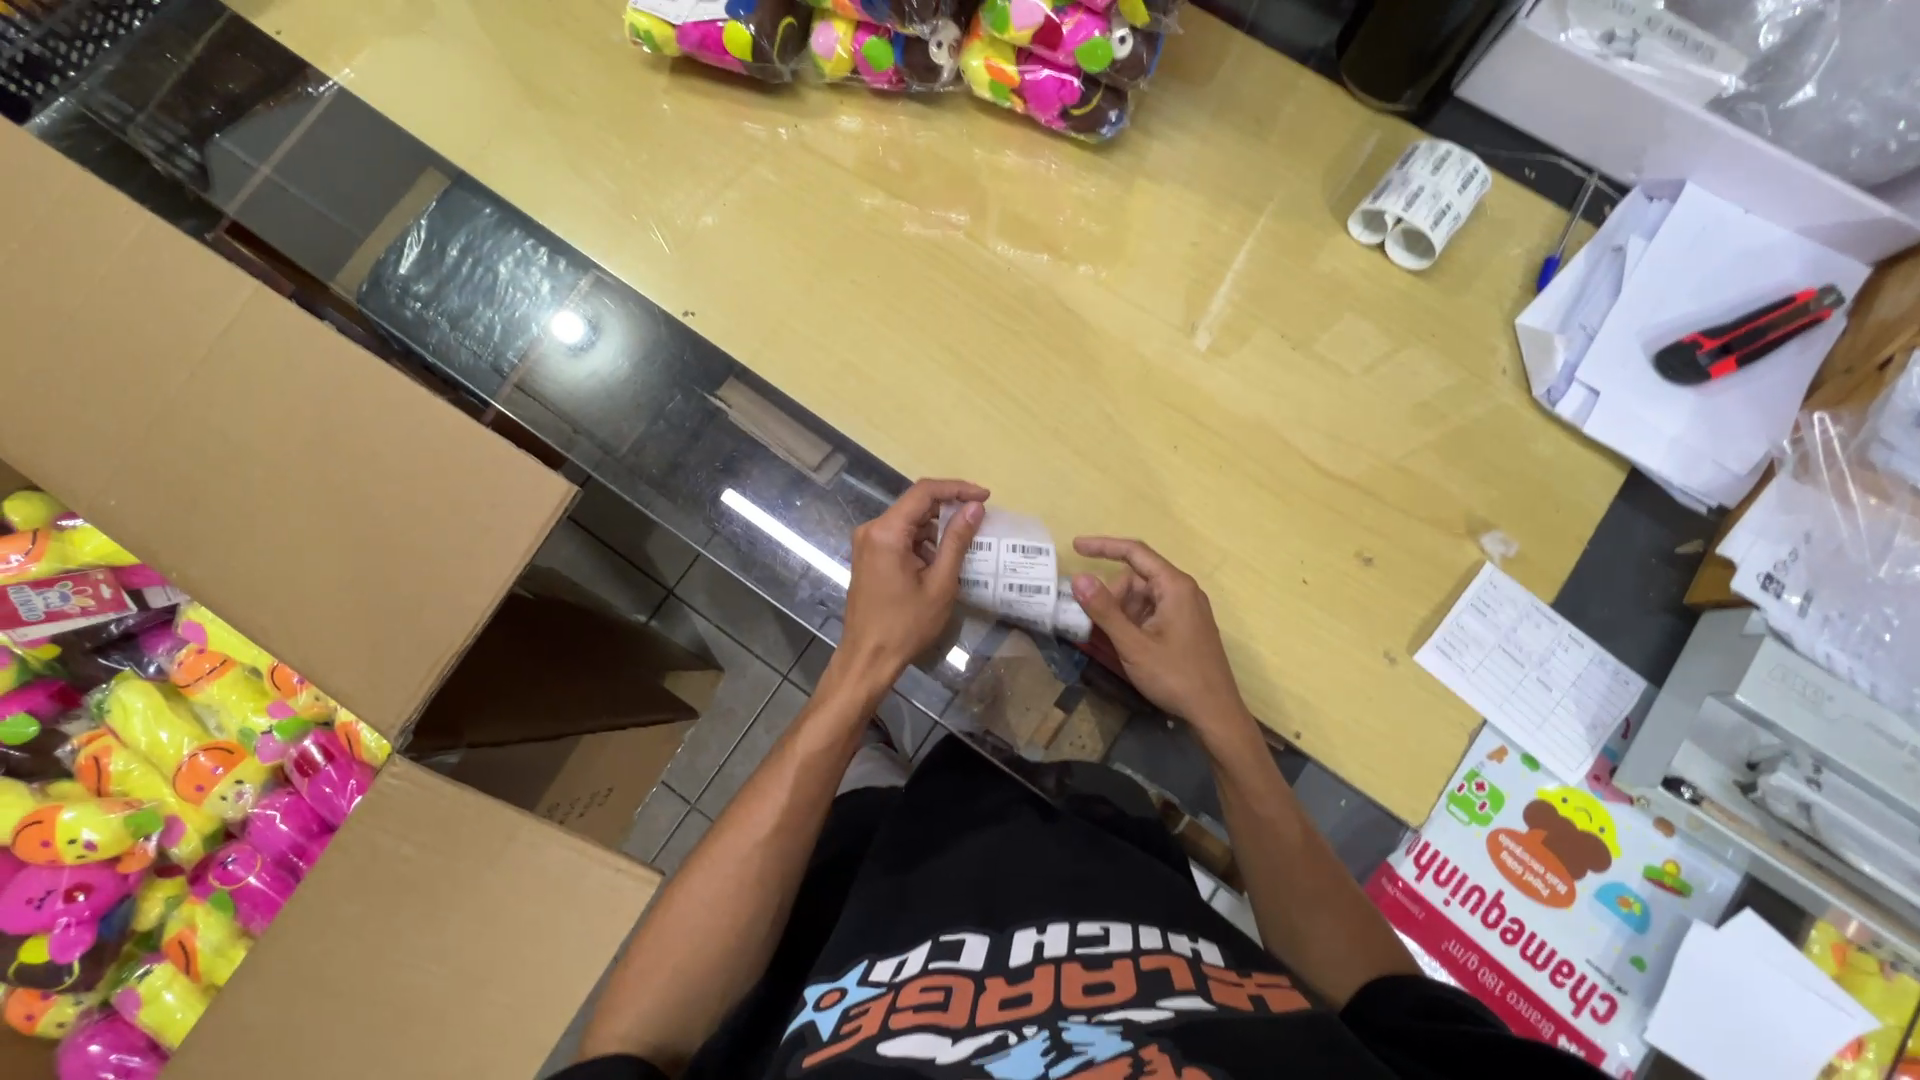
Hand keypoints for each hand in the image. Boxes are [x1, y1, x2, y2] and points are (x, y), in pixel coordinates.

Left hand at [834, 479, 989, 692]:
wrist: (869, 657)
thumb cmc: (906, 624)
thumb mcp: (940, 583)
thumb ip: (957, 540)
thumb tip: (975, 508)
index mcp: (886, 532)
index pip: (924, 492)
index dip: (957, 489)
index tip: (984, 497)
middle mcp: (872, 530)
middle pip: (915, 505)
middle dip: (949, 509)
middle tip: (979, 522)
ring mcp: (867, 543)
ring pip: (909, 522)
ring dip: (936, 530)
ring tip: (964, 547)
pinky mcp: (869, 557)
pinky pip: (900, 538)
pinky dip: (922, 544)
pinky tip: (941, 562)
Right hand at [1070, 537, 1254, 744]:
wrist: (1215, 712)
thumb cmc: (1175, 676)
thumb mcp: (1133, 644)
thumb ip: (1104, 610)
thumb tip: (1079, 579)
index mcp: (1174, 586)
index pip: (1135, 552)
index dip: (1103, 546)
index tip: (1075, 547)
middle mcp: (1183, 591)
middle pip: (1137, 578)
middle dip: (1112, 595)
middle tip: (1095, 623)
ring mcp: (1187, 610)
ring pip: (1143, 598)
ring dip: (1122, 612)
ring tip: (1111, 639)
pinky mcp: (1187, 627)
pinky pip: (1153, 612)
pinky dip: (1134, 622)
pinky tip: (1126, 644)